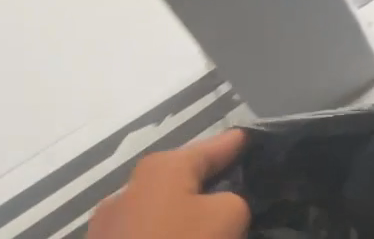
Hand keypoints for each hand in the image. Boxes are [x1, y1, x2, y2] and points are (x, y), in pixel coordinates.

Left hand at [88, 129, 251, 238]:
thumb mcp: (231, 214)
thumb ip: (235, 197)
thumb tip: (221, 204)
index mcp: (163, 167)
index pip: (219, 144)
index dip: (246, 146)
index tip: (266, 148)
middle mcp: (130, 188)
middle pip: (187, 178)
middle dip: (213, 184)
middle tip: (244, 193)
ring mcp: (108, 228)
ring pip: (165, 210)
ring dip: (187, 215)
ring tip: (211, 227)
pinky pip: (147, 235)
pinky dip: (166, 236)